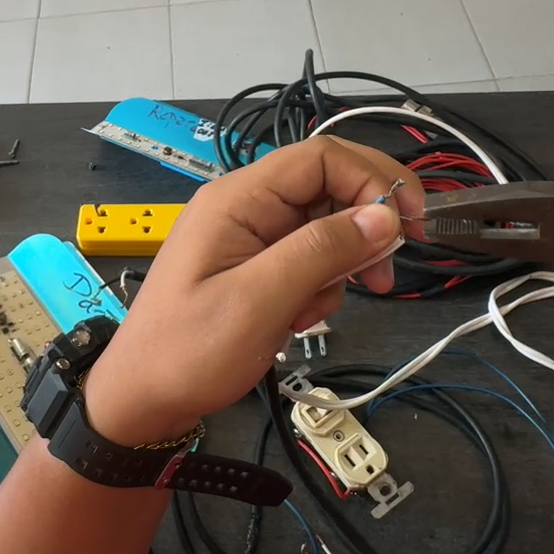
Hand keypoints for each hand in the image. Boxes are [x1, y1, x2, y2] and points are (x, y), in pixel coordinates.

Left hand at [82, 136, 418, 445]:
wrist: (143, 396)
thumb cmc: (190, 350)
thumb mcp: (259, 301)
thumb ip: (321, 251)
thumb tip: (385, 214)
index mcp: (238, 197)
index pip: (320, 156)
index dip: (373, 179)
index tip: (409, 226)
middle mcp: (245, 205)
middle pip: (326, 188)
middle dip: (361, 229)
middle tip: (383, 275)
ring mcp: (249, 235)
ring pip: (323, 227)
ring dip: (335, 269)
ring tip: (306, 313)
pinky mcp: (254, 264)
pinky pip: (306, 259)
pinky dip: (316, 287)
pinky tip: (294, 319)